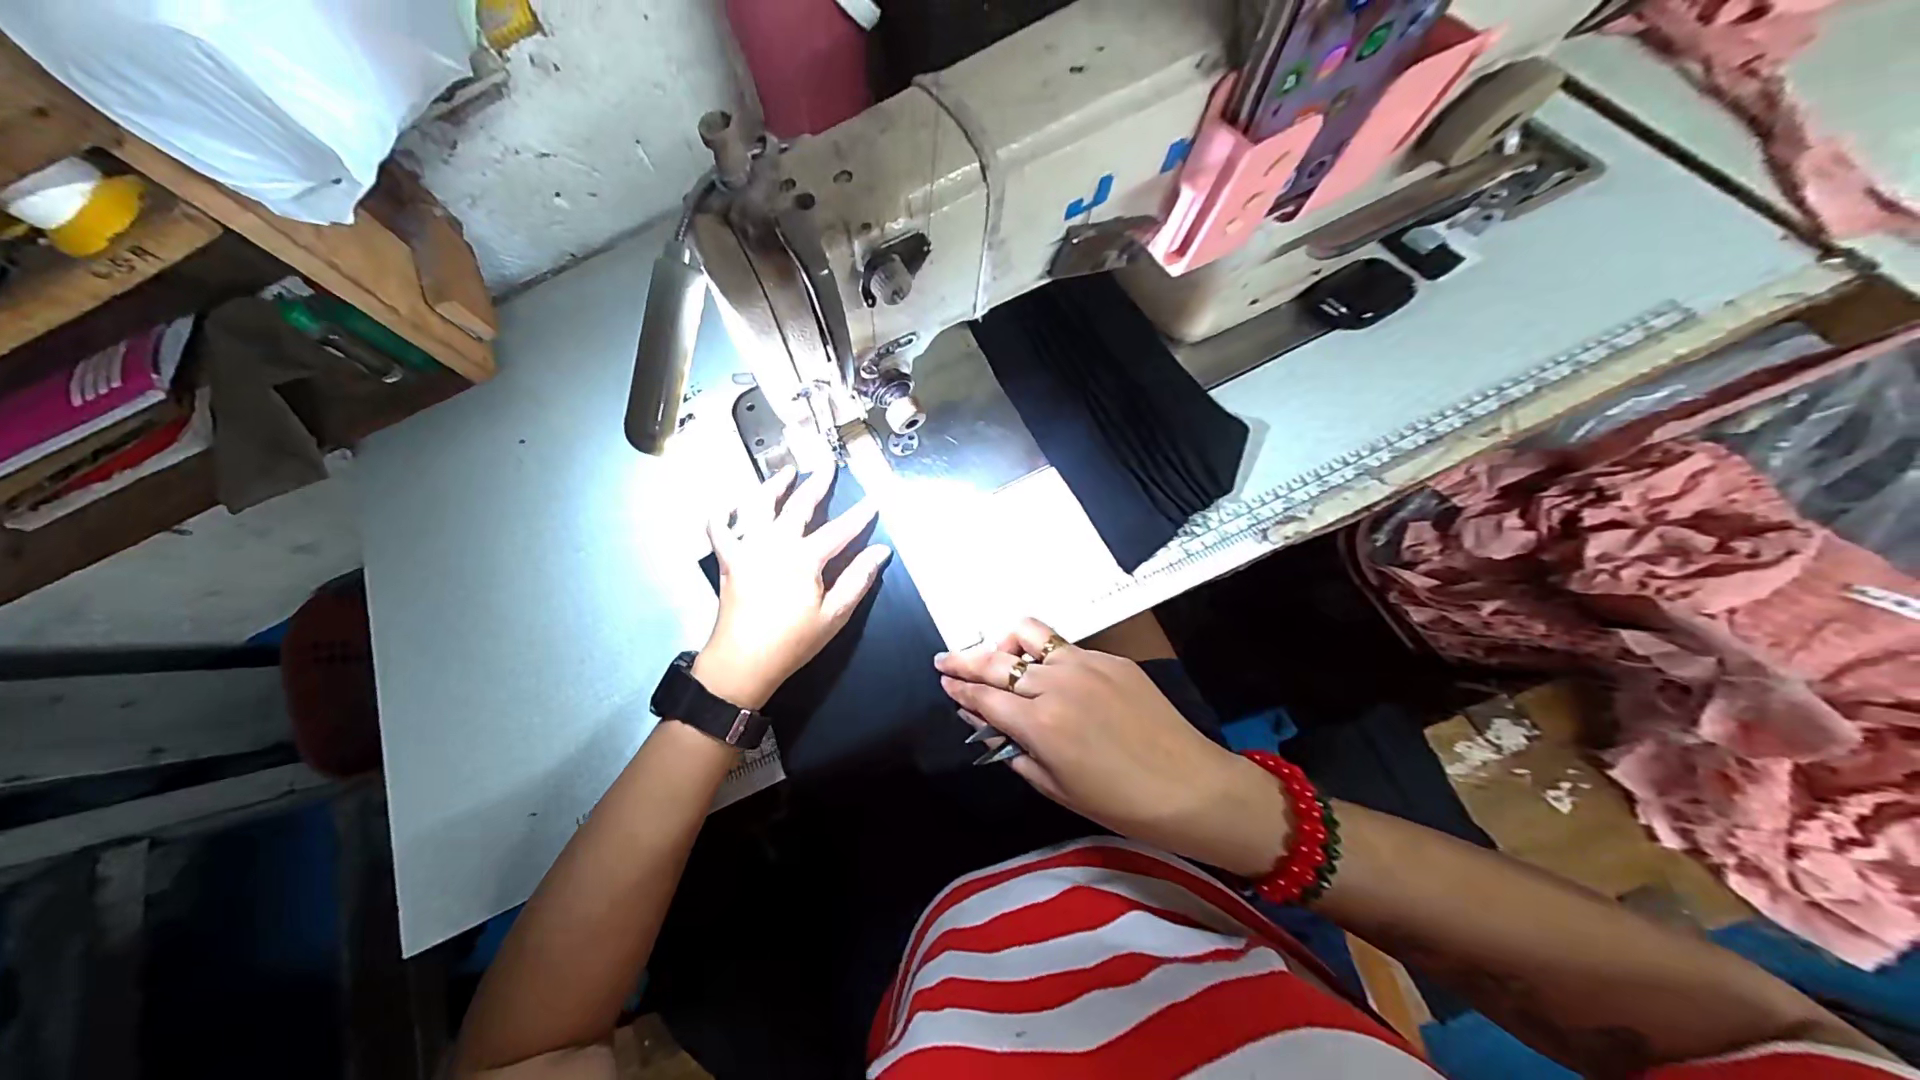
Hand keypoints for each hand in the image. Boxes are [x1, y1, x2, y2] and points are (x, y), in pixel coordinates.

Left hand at [695, 466, 891, 709]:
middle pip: (799, 505)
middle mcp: (774, 545)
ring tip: (786, 472)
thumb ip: (858, 579)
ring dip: (772, 485)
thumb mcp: (834, 615)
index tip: (874, 501)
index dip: (860, 515)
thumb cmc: (791, 642)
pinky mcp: (729, 560)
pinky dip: (724, 512)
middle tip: (827, 465)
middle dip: (817, 483)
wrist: (742, 662)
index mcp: (804, 559)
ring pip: (758, 505)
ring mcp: (748, 549)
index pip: (840, 530)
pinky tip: (732, 503)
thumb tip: (879, 553)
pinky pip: (719, 528)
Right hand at [935, 618, 1292, 876]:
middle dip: (965, 660)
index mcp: (1040, 723)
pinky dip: (1045, 654)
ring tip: (998, 655)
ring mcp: (1086, 664)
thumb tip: (982, 721)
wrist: (1189, 786)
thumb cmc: (1118, 801)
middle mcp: (1057, 684)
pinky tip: (1047, 672)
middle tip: (946, 659)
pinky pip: (1065, 646)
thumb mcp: (1053, 786)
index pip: (984, 696)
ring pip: (1030, 635)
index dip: (958, 688)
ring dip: (1005, 643)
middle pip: (997, 661)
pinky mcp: (1111, 658)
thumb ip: (1012, 748)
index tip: (943, 680)